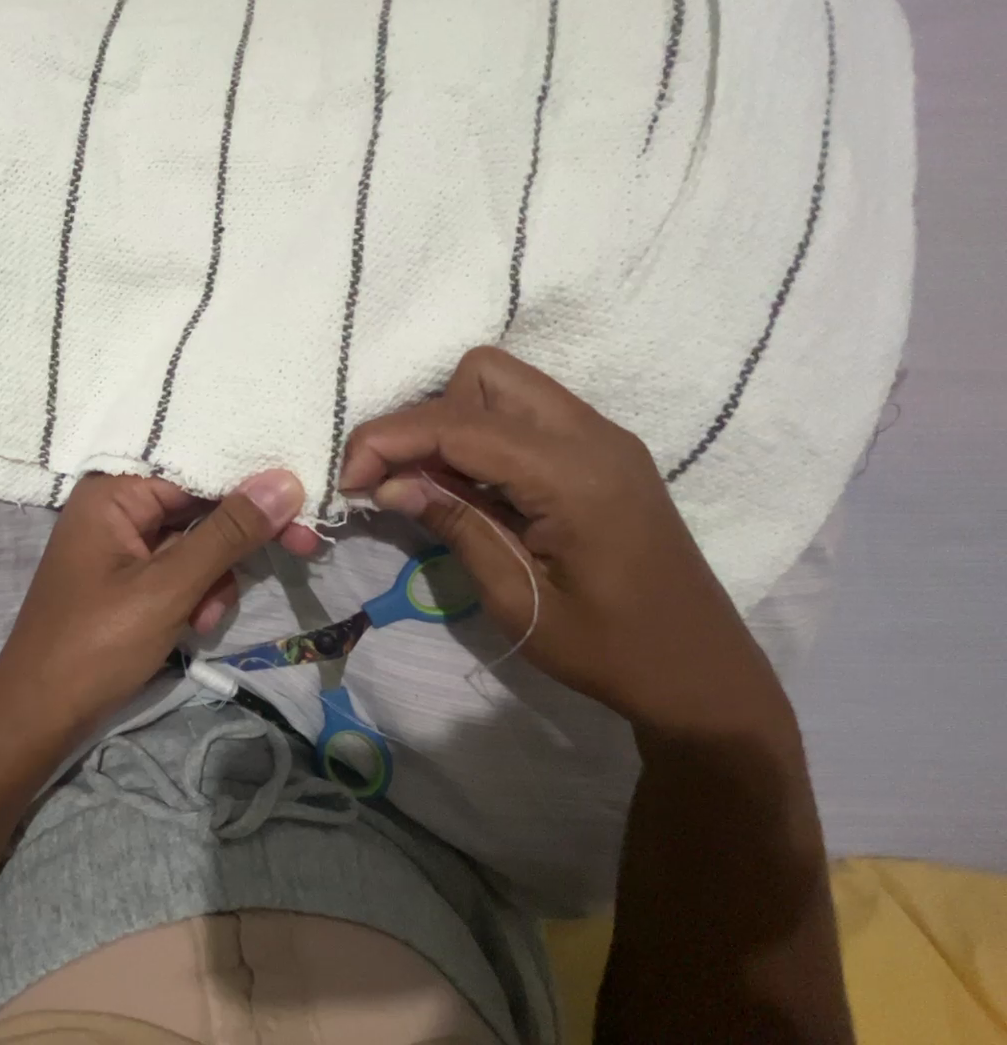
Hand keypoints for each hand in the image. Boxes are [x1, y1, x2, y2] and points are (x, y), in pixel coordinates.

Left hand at [0, 470, 307, 753]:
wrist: (38, 714)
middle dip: (237, 540)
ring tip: (205, 618)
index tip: (306, 506)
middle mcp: (114, 508)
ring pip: (195, 542)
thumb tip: (285, 481)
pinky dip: (194, 595)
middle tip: (301, 549)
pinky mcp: (126, 580)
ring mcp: (119, 546)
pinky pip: (177, 571)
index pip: (196, 468)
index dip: (252, 485)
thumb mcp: (168, 588)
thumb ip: (227, 533)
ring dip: (215, 578)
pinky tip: (194, 626)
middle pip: (198, 503)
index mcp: (112, 492)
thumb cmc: (95, 644)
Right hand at [340, 347, 785, 732]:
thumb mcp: (515, 597)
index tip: (348, 482)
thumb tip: (388, 483)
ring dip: (448, 423)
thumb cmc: (608, 649)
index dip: (389, 440)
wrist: (700, 674)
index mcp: (574, 473)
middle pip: (483, 374)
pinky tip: (463, 487)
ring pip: (501, 385)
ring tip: (424, 485)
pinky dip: (477, 437)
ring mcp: (601, 440)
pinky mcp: (599, 454)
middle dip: (422, 418)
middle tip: (392, 479)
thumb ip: (454, 524)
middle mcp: (592, 436)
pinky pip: (522, 415)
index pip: (459, 422)